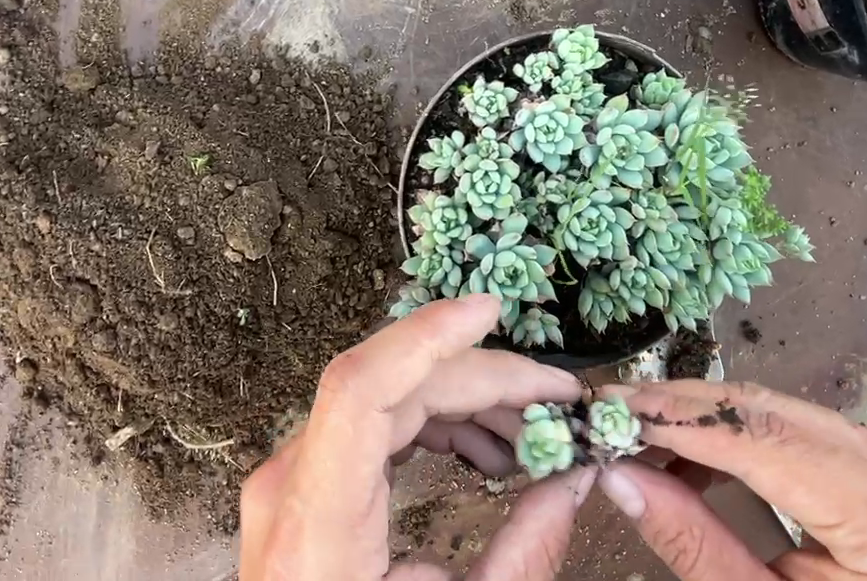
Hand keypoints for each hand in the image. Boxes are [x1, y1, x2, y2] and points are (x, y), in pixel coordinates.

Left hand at [241, 295, 594, 580]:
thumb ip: (524, 556)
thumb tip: (578, 479)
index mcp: (314, 525)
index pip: (358, 387)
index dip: (426, 336)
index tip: (491, 310)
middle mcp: (289, 481)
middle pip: (390, 385)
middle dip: (481, 379)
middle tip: (557, 402)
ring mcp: (290, 476)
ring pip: (384, 395)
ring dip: (462, 399)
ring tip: (531, 434)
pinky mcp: (304, 480)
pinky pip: (372, 423)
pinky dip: (432, 423)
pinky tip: (482, 451)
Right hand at [594, 381, 866, 580]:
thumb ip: (697, 547)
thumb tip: (618, 476)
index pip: (768, 442)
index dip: (685, 421)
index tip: (613, 409)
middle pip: (768, 414)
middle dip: (680, 408)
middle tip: (608, 408)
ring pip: (773, 411)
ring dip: (698, 417)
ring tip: (634, 432)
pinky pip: (790, 427)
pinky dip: (732, 435)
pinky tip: (685, 456)